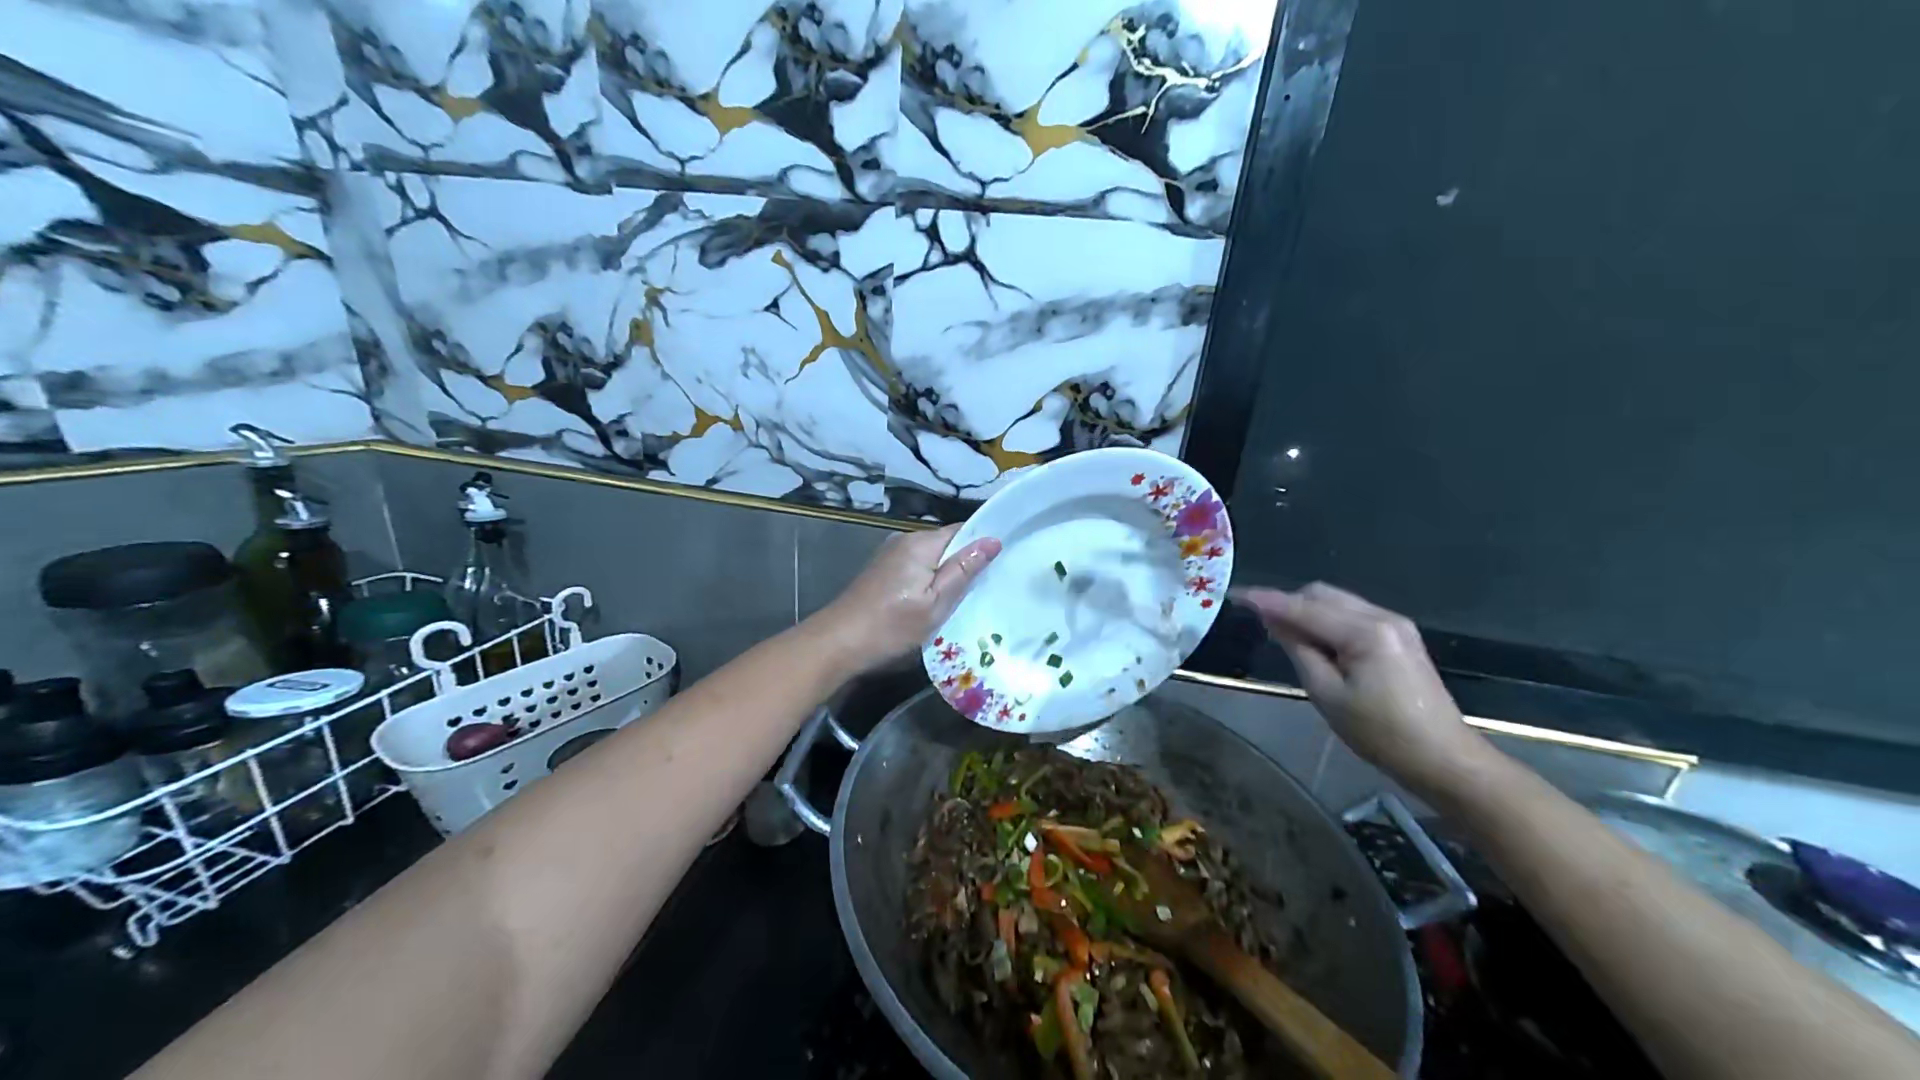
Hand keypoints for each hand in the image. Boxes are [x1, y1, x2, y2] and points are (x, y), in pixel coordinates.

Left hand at [810, 525, 1000, 673]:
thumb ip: (964, 570)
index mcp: (921, 543)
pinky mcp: (881, 572)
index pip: (962, 530)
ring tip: (965, 598)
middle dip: (965, 562)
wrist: (839, 643)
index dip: (982, 544)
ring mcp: (890, 556)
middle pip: (946, 544)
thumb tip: (993, 540)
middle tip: (987, 587)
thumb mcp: (936, 602)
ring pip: (931, 558)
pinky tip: (934, 603)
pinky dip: (928, 581)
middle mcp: (904, 540)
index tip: (1003, 563)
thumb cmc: (892, 625)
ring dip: (946, 575)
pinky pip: (916, 568)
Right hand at [1238, 584, 1486, 792]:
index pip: (1303, 607)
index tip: (1235, 596)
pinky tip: (1313, 641)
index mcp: (1365, 631)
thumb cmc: (1380, 733)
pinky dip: (1325, 620)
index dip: (1266, 600)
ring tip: (1283, 635)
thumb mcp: (1327, 694)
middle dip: (1287, 602)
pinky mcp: (1398, 636)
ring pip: (1335, 601)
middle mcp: (1382, 616)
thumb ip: (1298, 649)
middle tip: (1259, 624)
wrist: (1443, 758)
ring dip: (1306, 611)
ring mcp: (1394, 624)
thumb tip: (1273, 619)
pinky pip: (1350, 614)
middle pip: (1321, 594)